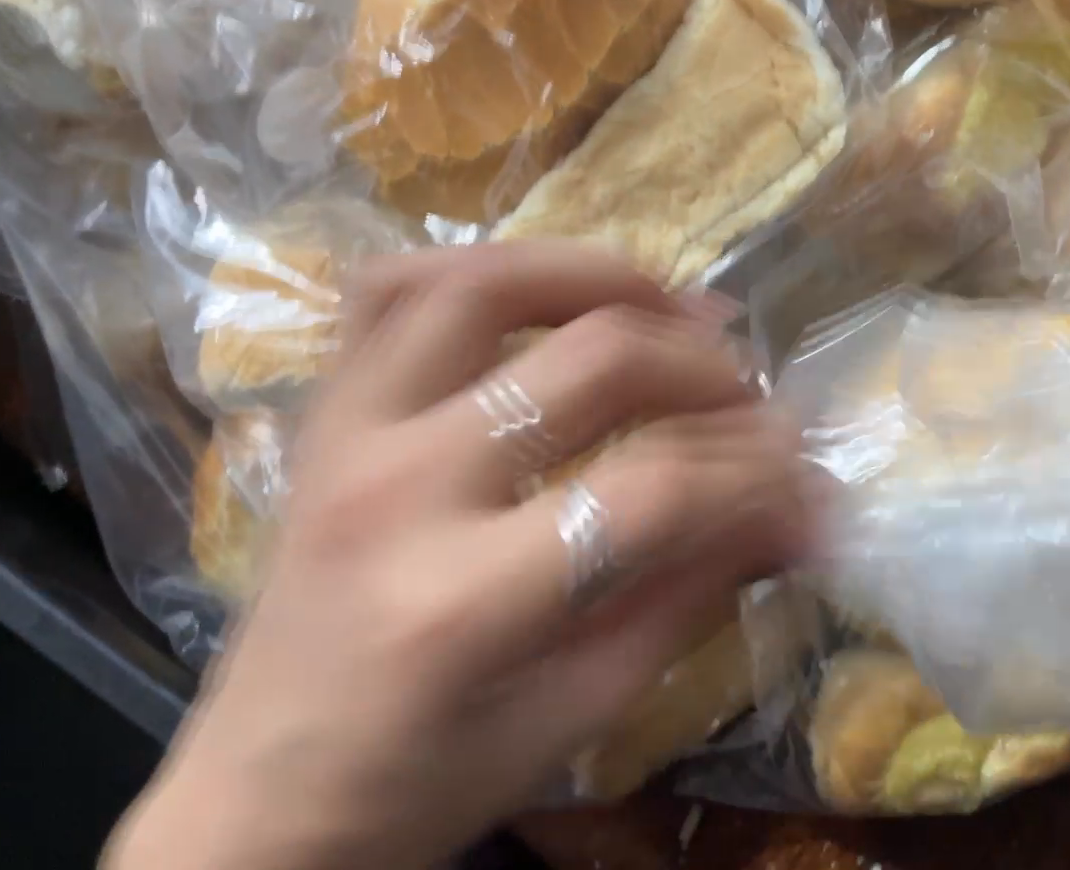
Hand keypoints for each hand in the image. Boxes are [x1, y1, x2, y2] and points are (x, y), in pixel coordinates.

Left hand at [103, 243, 823, 869]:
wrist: (256, 802)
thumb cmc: (432, 774)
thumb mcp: (589, 701)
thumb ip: (698, 586)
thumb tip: (805, 512)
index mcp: (462, 599)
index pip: (660, 490)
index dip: (759, 476)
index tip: (813, 481)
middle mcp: (398, 489)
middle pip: (596, 362)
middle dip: (709, 371)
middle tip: (757, 400)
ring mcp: (346, 434)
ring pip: (487, 284)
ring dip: (605, 279)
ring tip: (675, 311)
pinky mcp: (324, 415)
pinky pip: (391, 290)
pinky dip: (482, 267)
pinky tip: (549, 297)